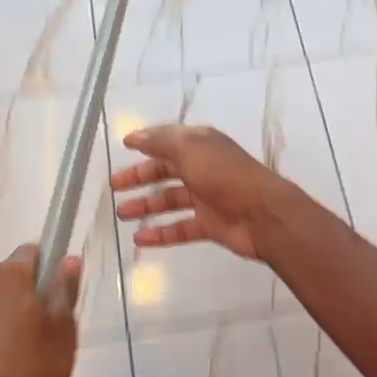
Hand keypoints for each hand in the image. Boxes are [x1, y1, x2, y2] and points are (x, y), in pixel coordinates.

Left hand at [0, 245, 81, 376]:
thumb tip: (70, 259)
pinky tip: (15, 362)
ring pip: (3, 304)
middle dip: (36, 293)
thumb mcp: (62, 331)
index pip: (33, 250)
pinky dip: (2, 337)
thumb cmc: (30, 369)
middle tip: (55, 323)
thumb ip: (65, 291)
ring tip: (36, 348)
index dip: (51, 263)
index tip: (63, 288)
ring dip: (19, 317)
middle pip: (16, 278)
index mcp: (9, 276)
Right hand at [110, 124, 294, 260]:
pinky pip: (179, 228)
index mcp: (199, 144)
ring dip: (145, 206)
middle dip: (139, 177)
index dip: (146, 143)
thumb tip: (134, 136)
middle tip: (114, 186)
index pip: (166, 141)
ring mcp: (205, 197)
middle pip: (165, 171)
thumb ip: (160, 142)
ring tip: (121, 214)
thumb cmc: (223, 173)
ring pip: (169, 200)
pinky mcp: (209, 224)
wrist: (262, 213)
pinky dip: (160, 234)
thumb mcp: (189, 148)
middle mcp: (201, 167)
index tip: (124, 147)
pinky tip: (140, 240)